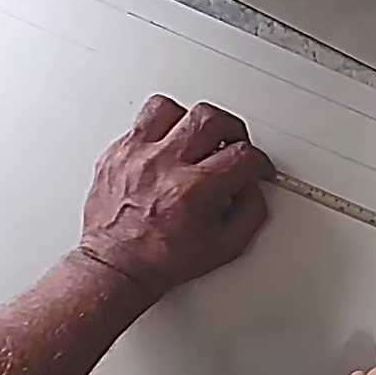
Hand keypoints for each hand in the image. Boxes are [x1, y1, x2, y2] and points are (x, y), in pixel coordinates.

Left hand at [76, 95, 274, 297]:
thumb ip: (251, 212)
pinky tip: (169, 148)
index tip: (258, 168)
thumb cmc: (163, 259)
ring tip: (197, 138)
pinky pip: (142, 122)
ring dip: (192, 121)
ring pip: (171, 108)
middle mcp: (165, 165)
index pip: (243, 155)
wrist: (118, 266)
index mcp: (196, 190)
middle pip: (211, 119)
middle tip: (235, 144)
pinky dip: (162, 132)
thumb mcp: (227, 246)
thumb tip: (254, 189)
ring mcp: (137, 155)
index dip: (259, 162)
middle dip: (234, 130)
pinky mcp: (116, 153)